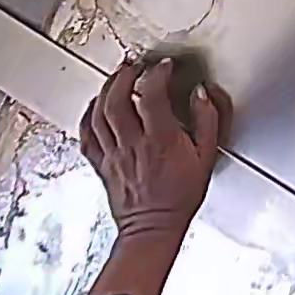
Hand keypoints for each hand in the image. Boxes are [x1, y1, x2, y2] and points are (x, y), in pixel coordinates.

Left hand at [79, 58, 227, 244]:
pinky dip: (89, 114)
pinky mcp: (101, 164)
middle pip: (117, 100)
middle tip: (134, 64)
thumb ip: (207, 120)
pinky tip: (98, 103)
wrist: (154, 230)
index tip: (164, 65)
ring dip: (107, 89)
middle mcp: (133, 145)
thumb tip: (201, 94)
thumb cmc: (180, 195)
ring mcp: (113, 155)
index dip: (158, 73)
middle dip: (124, 75)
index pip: (152, 96)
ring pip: (99, 114)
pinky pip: (87, 135)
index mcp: (161, 141)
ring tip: (118, 75)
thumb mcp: (206, 156)